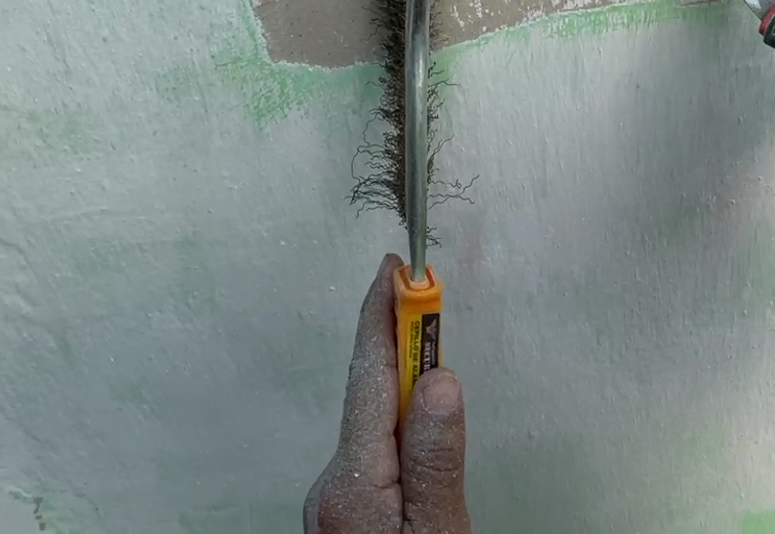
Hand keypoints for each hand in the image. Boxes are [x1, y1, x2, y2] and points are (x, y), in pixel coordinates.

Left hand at [306, 254, 470, 533]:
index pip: (370, 377)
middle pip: (368, 391)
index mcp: (353, 483)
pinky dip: (396, 412)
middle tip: (418, 290)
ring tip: (426, 340)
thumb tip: (441, 375)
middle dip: (392, 336)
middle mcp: (333, 483)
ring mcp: (334, 497)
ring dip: (399, 375)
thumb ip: (439, 459)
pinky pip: (374, 441)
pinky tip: (417, 410)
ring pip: (372, 418)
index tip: (395, 267)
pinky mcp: (345, 508)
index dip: (382, 315)